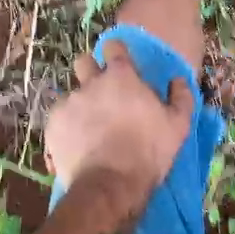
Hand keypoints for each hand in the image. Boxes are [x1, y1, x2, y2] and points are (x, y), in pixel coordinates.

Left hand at [45, 48, 195, 191]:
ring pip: (72, 94)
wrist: (109, 187)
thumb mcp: (177, 126)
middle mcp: (92, 82)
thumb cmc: (147, 152)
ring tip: (89, 129)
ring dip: (80, 105)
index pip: (113, 46)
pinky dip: (66, 128)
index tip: (121, 67)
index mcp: (121, 76)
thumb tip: (177, 80)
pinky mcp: (53, 125)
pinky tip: (76, 145)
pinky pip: (58, 119)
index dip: (116, 53)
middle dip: (90, 72)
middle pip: (84, 62)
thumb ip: (181, 97)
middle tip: (102, 94)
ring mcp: (70, 102)